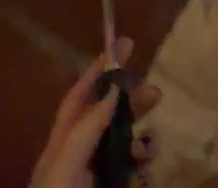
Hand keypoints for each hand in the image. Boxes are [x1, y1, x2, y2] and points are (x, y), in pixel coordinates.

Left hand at [31, 38, 161, 187]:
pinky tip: (150, 164)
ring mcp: (97, 177)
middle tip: (156, 94)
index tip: (125, 44)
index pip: (79, 99)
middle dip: (130, 99)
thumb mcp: (64, 169)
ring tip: (152, 142)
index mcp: (61, 147)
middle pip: (106, 115)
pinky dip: (145, 161)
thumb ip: (87, 129)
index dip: (100, 70)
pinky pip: (134, 168)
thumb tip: (114, 89)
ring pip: (124, 141)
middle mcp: (78, 158)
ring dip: (142, 133)